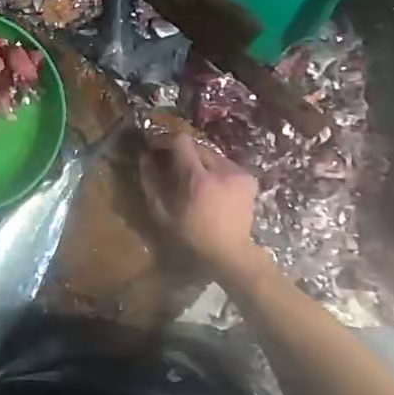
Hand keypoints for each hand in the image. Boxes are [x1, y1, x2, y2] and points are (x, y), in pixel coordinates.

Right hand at [140, 131, 258, 267]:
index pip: (182, 141)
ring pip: (213, 155)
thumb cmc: (191, 236)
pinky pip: (227, 165)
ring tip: (194, 179)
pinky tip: (213, 187)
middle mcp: (221, 170)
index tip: (158, 149)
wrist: (229, 252)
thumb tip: (144, 157)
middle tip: (175, 167)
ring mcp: (239, 173)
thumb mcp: (163, 213)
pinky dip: (216, 171)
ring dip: (201, 162)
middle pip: (198, 146)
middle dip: (185, 154)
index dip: (167, 141)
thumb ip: (151, 182)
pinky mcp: (249, 178)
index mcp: (198, 179)